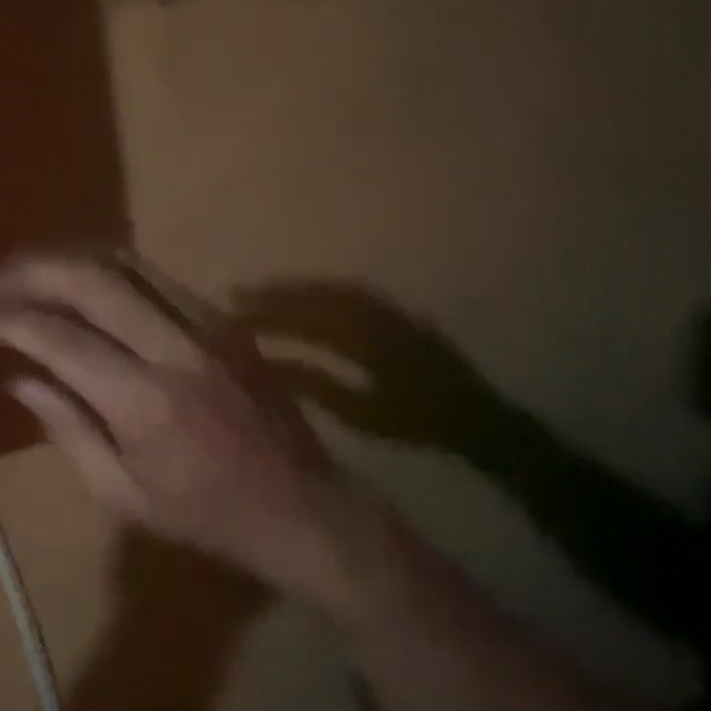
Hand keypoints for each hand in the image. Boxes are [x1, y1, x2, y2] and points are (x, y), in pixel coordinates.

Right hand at [0, 252, 367, 610]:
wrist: (305, 509)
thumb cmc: (204, 515)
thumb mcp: (121, 493)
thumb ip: (67, 428)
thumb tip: (19, 379)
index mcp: (146, 402)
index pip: (61, 339)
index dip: (9, 320)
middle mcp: (178, 348)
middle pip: (95, 281)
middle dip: (34, 270)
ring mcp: (210, 326)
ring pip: (128, 265)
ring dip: (70, 261)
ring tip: (27, 270)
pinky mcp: (226, 321)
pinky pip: (156, 278)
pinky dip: (108, 272)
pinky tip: (82, 284)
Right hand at [233, 280, 513, 454]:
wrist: (477, 419)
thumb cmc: (414, 422)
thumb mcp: (357, 411)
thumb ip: (311, 383)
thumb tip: (264, 363)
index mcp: (364, 339)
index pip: (303, 321)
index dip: (265, 318)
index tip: (232, 320)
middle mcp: (375, 314)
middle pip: (315, 297)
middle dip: (273, 296)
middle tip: (235, 297)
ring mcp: (389, 310)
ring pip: (333, 289)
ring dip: (295, 288)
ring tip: (263, 292)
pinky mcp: (398, 314)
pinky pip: (352, 292)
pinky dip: (321, 290)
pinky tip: (307, 296)